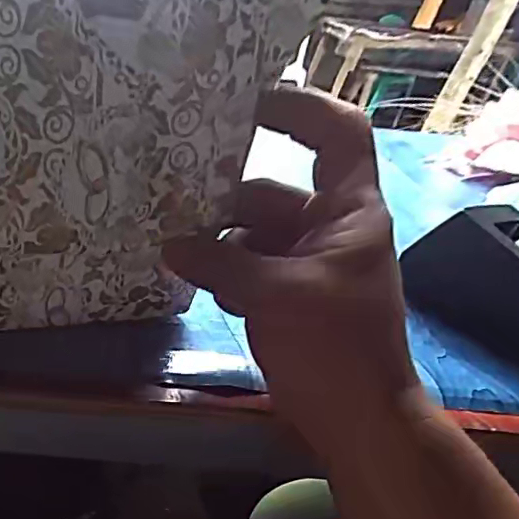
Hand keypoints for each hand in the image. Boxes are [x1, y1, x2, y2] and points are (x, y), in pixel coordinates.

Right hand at [162, 88, 422, 459]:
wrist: (353, 415)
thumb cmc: (335, 347)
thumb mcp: (277, 295)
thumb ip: (221, 264)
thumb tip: (170, 244)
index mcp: (348, 212)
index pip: (334, 136)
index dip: (297, 110)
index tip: (244, 103)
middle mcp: (325, 231)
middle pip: (269, 194)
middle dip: (222, 197)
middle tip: (166, 192)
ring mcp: (300, 268)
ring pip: (249, 237)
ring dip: (212, 240)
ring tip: (164, 240)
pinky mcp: (280, 300)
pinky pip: (242, 271)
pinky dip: (216, 272)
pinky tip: (184, 277)